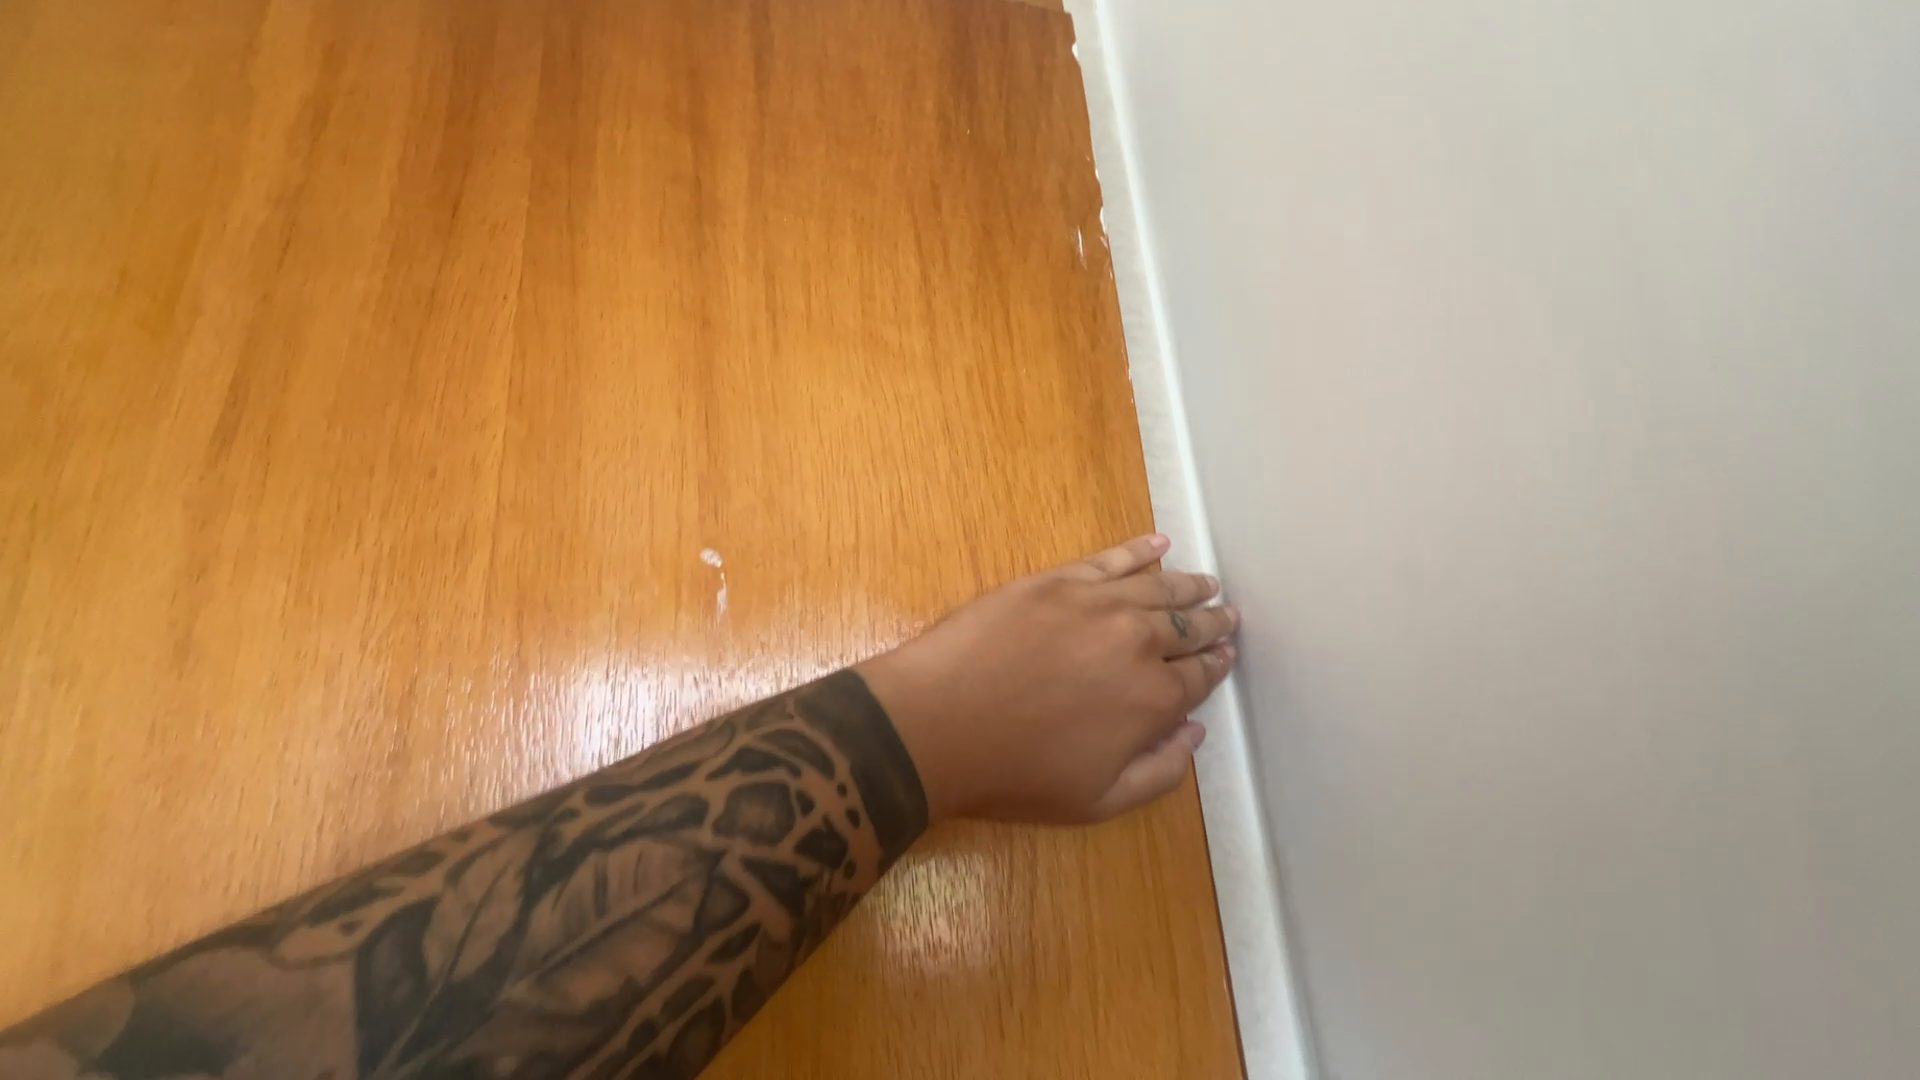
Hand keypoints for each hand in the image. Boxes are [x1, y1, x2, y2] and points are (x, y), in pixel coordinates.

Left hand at [856, 534, 1237, 823]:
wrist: (938, 723)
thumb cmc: (1014, 772)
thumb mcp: (1097, 800)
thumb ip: (1160, 771)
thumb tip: (1194, 733)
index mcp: (1153, 699)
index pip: (1198, 675)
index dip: (1215, 664)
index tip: (1225, 654)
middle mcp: (1137, 641)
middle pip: (1185, 626)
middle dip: (1211, 621)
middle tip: (1227, 614)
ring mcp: (1096, 603)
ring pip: (1157, 587)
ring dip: (1187, 585)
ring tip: (1206, 582)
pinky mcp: (1056, 580)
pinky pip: (1109, 558)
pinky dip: (1138, 550)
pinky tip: (1158, 544)